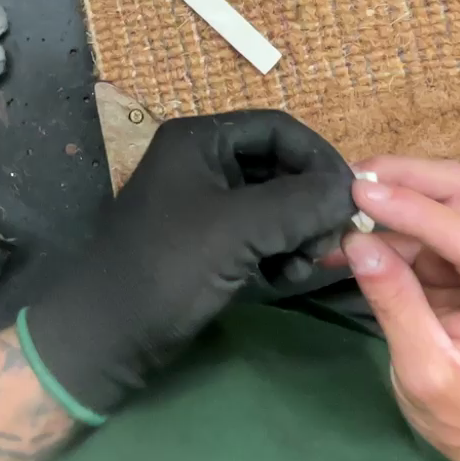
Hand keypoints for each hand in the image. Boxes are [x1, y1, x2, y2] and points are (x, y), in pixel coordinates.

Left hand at [24, 111, 355, 417]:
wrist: (107, 332)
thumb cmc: (167, 267)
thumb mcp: (237, 229)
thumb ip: (299, 203)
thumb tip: (352, 190)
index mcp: (200, 139)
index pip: (277, 128)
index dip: (318, 157)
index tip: (352, 199)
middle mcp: (202, 160)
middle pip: (278, 164)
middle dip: (309, 202)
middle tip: (328, 242)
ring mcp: (204, 200)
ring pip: (273, 201)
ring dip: (298, 230)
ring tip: (300, 265)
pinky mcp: (208, 237)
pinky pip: (259, 230)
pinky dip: (279, 249)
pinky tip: (283, 277)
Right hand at [342, 158, 459, 460]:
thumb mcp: (426, 374)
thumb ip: (395, 305)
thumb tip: (356, 242)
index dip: (416, 210)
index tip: (361, 193)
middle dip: (408, 178)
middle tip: (351, 179)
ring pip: (447, 198)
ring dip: (395, 192)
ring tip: (341, 202)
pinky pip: (427, 223)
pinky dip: (387, 221)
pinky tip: (349, 234)